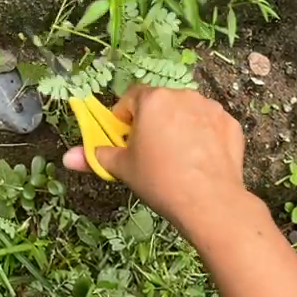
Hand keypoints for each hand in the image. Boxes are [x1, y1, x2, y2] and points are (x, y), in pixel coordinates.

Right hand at [62, 84, 257, 249]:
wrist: (211, 202)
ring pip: (185, 112)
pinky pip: (209, 125)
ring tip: (176, 158)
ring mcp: (210, 107)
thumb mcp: (123, 168)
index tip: (126, 140)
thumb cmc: (159, 180)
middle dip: (152, 121)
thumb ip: (95, 156)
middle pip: (160, 103)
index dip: (125, 118)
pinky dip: (203, 136)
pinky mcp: (230, 123)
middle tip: (149, 152)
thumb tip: (66, 158)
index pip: (131, 97)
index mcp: (152, 99)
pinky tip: (200, 160)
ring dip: (178, 126)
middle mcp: (182, 95)